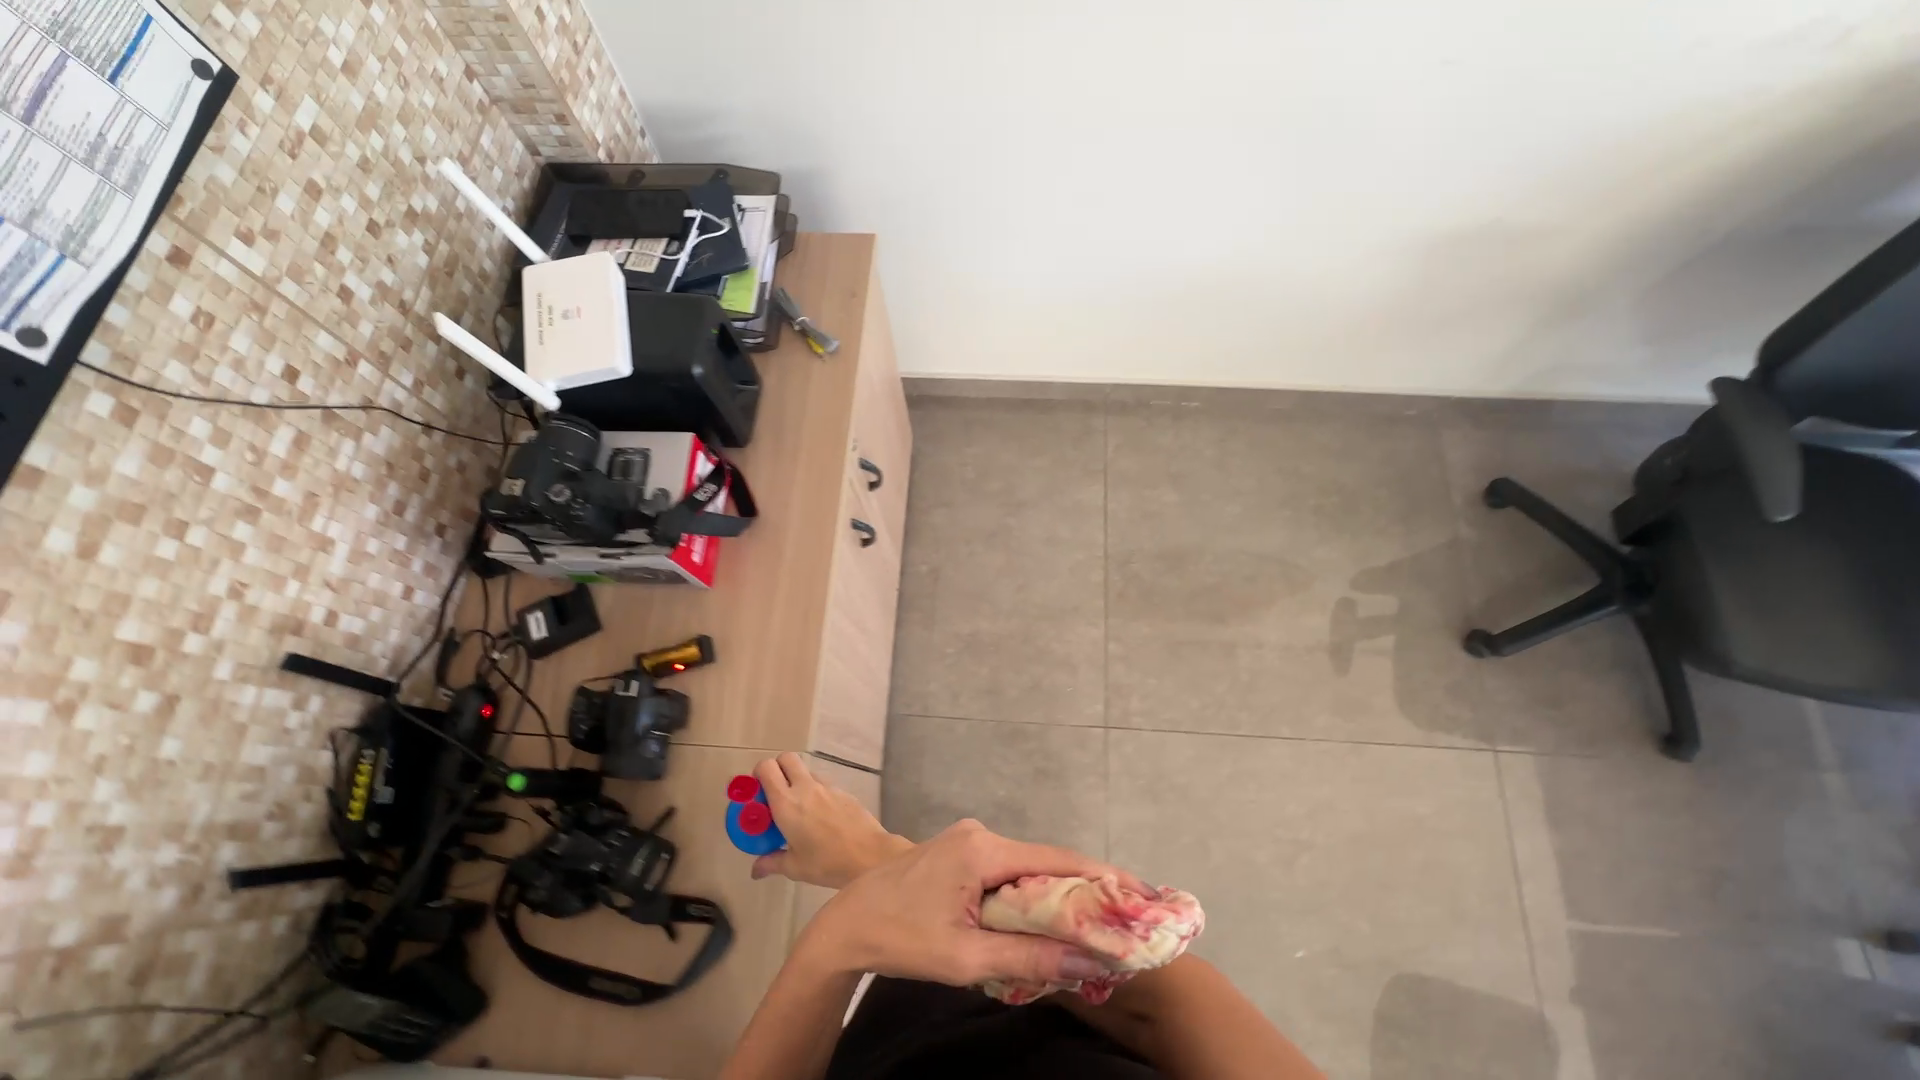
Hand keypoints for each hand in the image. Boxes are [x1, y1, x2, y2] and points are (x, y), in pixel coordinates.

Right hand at [748, 753, 911, 888]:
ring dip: (797, 780)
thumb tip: (755, 870)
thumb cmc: (827, 862)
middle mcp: (805, 787)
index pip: (766, 768)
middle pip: (786, 758)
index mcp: (786, 802)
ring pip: (806, 770)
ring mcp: (827, 786)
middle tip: (774, 794)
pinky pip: (823, 783)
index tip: (756, 794)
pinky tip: (820, 816)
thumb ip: (771, 863)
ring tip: (799, 809)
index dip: (758, 775)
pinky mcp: (843, 791)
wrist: (870, 855)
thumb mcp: (794, 867)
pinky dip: (815, 791)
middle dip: (777, 769)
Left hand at [794, 819, 1144, 987]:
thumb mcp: (967, 958)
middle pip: (1045, 863)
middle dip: (1081, 894)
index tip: (1141, 896)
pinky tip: (1041, 924)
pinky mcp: (958, 854)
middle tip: (1120, 924)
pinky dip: (1026, 897)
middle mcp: (980, 834)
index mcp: (983, 849)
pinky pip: (1005, 873)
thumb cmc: (902, 940)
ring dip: (1052, 898)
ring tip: (1088, 930)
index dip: (1103, 878)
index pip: (1058, 859)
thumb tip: (1091, 962)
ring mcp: (967, 841)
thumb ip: (1031, 958)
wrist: (845, 926)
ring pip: (1025, 870)